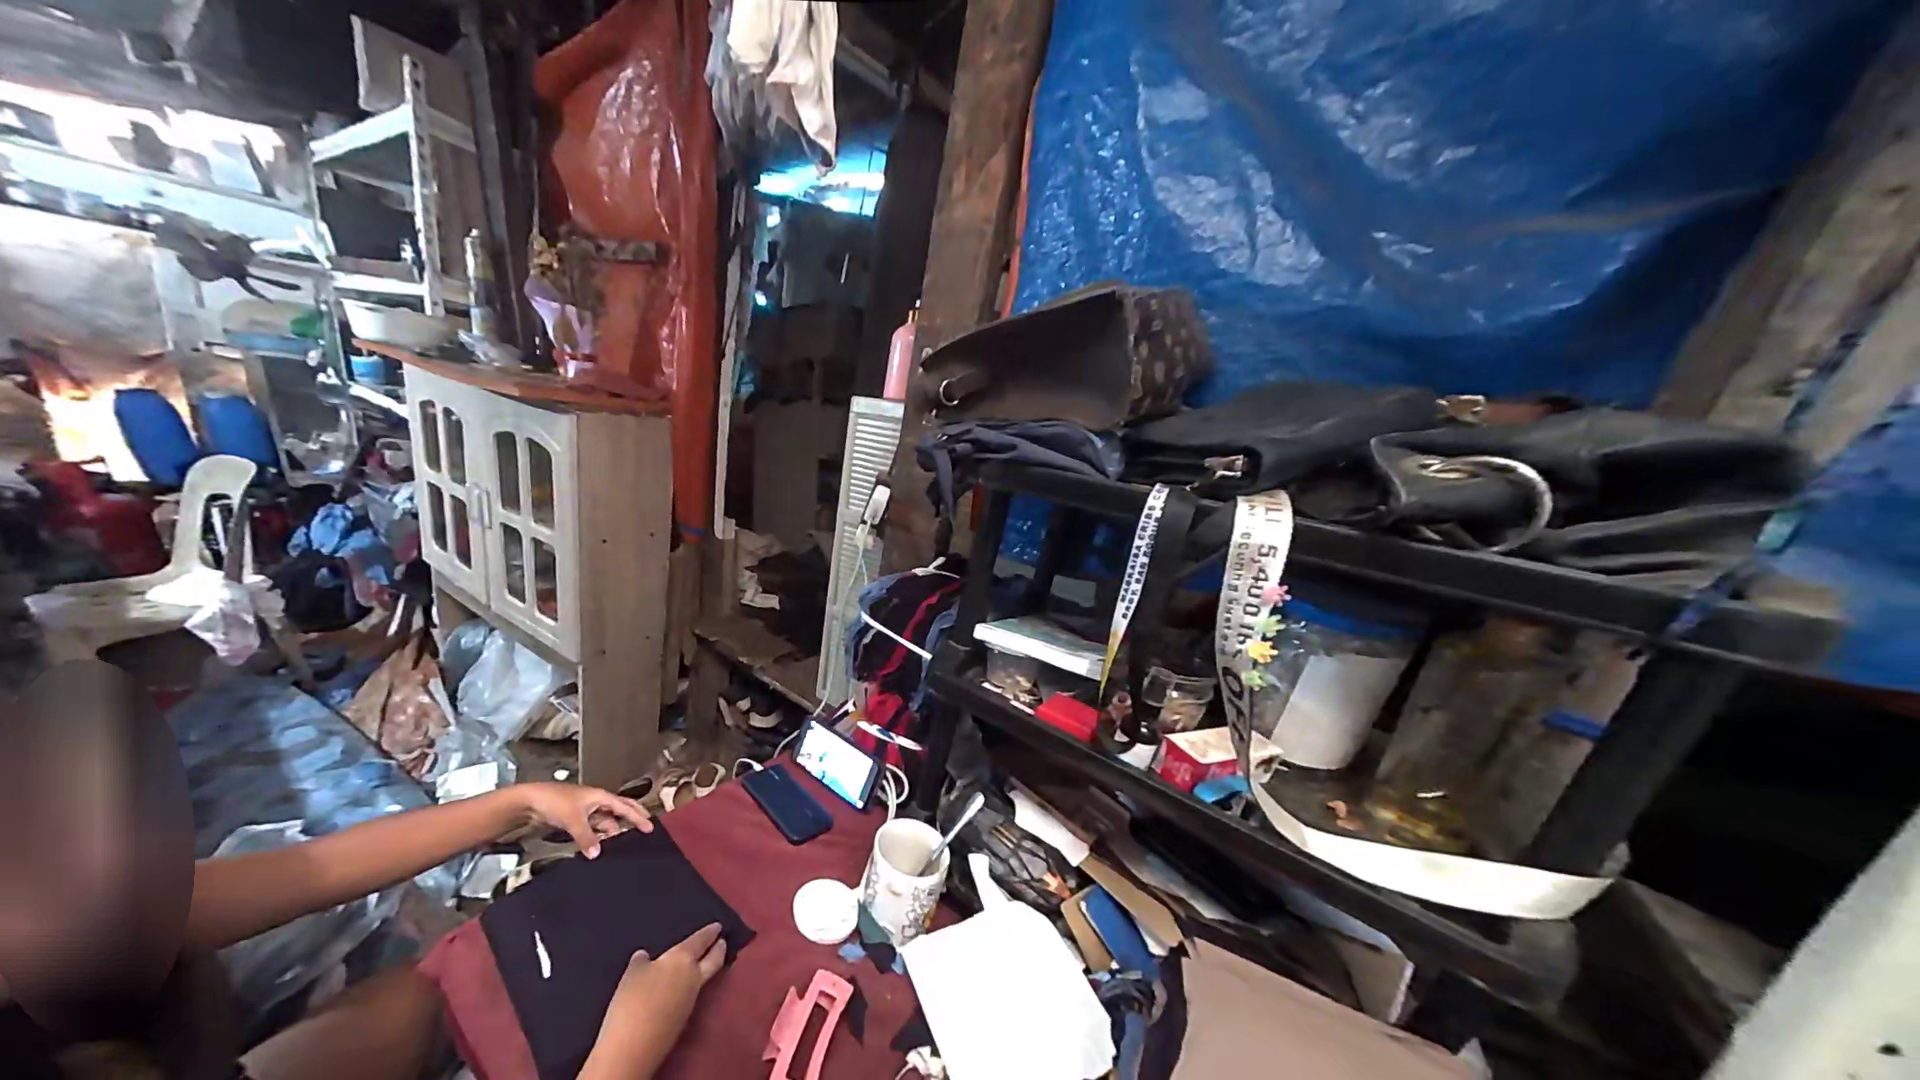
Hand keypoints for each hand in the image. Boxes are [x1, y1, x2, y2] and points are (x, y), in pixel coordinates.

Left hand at [515, 782, 652, 857]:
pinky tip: (599, 844)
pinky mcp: (575, 818)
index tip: (650, 827)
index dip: (638, 817)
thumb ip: (587, 838)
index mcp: (601, 796)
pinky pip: (593, 827)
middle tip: (643, 829)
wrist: (530, 801)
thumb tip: (598, 854)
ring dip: (612, 830)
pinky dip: (597, 835)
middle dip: (632, 818)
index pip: (625, 807)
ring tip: (620, 844)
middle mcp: (596, 802)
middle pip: (619, 810)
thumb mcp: (573, 820)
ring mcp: (586, 810)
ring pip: (605, 820)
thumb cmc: (556, 803)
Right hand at [582, 924, 727, 1079]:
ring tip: (697, 964)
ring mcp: (691, 1001)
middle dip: (719, 949)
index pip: (701, 940)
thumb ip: (641, 962)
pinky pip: (690, 997)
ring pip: (703, 979)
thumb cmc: (632, 1001)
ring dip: (704, 970)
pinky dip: (689, 989)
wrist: (633, 1047)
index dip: (710, 932)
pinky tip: (677, 991)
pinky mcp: (683, 1021)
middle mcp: (693, 978)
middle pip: (714, 960)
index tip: (718, 926)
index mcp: (683, 959)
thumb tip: (645, 957)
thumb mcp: (632, 974)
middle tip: (722, 941)